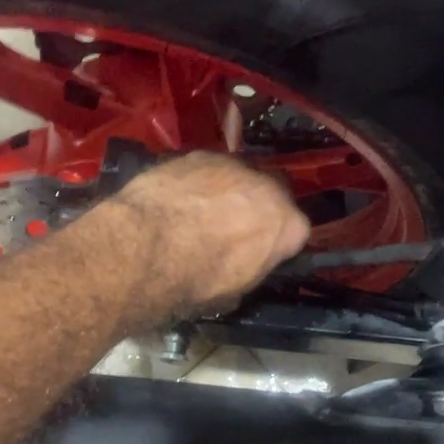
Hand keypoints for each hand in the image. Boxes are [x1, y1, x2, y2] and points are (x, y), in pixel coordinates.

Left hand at [97, 152, 310, 311]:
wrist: (148, 248)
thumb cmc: (198, 281)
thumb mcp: (237, 290)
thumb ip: (253, 267)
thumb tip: (244, 264)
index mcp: (289, 225)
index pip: (295, 231)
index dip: (277, 242)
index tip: (261, 253)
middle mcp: (269, 186)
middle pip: (271, 194)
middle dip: (258, 208)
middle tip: (233, 230)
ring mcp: (232, 164)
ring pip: (238, 176)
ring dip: (227, 191)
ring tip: (200, 214)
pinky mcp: (196, 153)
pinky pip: (205, 169)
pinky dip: (197, 182)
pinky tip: (178, 201)